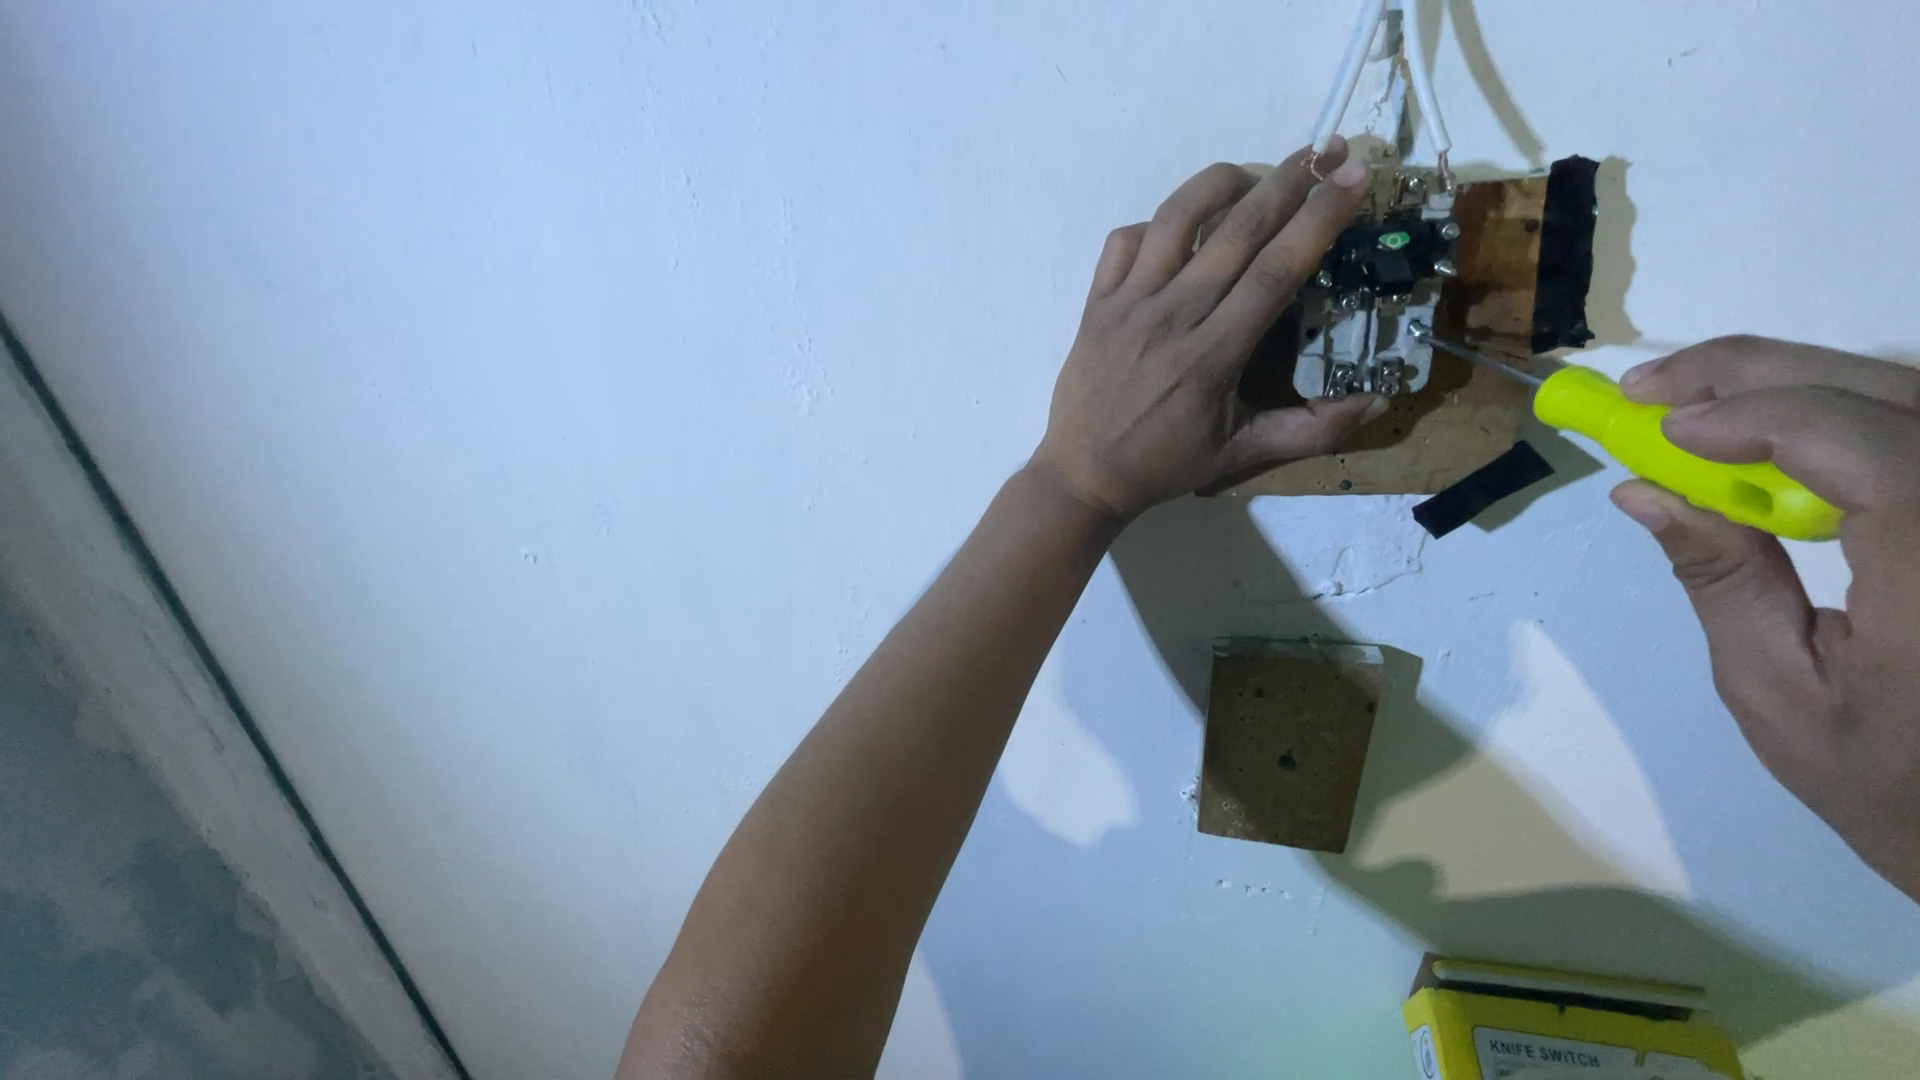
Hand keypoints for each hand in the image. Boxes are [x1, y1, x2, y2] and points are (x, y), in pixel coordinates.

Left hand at [1029, 140, 1384, 523]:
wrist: (1082, 475)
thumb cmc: (1163, 465)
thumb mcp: (1240, 455)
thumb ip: (1309, 432)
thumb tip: (1375, 404)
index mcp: (1213, 355)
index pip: (1275, 270)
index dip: (1319, 217)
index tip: (1354, 175)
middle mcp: (1172, 318)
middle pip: (1236, 231)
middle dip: (1288, 182)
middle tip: (1324, 150)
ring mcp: (1127, 306)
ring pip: (1175, 220)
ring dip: (1219, 185)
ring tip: (1254, 174)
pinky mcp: (1095, 306)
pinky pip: (1123, 243)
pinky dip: (1154, 223)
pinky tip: (1178, 228)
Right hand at [1612, 336, 1919, 898]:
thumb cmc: (1889, 780)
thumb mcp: (1773, 686)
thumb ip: (1718, 576)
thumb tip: (1641, 493)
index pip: (1869, 446)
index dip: (1757, 417)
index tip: (1660, 429)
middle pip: (1896, 392)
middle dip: (1759, 372)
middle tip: (1651, 385)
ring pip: (1914, 394)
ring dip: (1799, 383)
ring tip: (1700, 403)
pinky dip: (1845, 413)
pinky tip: (1783, 433)